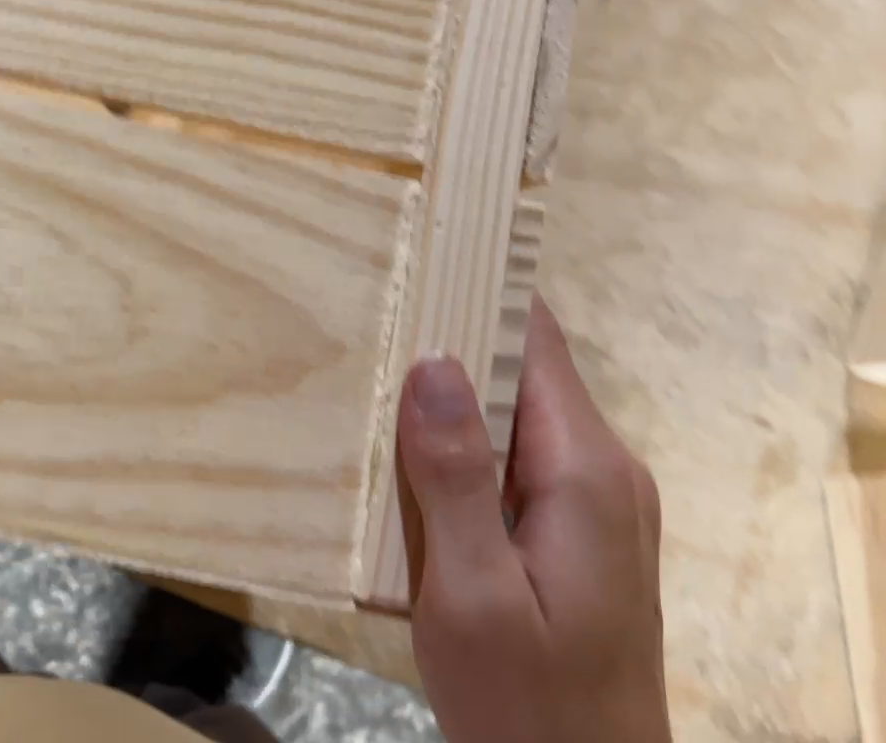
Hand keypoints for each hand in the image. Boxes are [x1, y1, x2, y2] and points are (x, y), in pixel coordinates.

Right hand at [397, 295, 670, 742]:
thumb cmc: (524, 698)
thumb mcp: (473, 592)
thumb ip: (455, 477)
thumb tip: (437, 364)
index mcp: (587, 473)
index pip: (538, 345)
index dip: (481, 294)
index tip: (410, 259)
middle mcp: (601, 471)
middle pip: (523, 368)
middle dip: (445, 336)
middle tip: (356, 312)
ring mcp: (587, 500)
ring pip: (509, 409)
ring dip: (441, 387)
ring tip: (360, 365)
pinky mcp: (565, 525)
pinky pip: (505, 450)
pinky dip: (450, 431)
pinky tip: (394, 440)